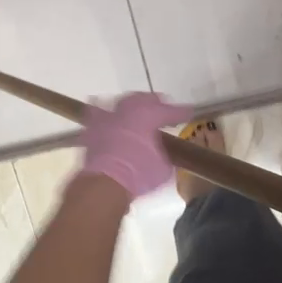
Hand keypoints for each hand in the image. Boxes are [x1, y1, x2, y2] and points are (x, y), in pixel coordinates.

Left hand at [77, 92, 194, 198]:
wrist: (104, 182)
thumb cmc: (139, 174)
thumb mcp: (163, 168)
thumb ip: (164, 154)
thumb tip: (162, 155)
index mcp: (149, 115)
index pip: (169, 110)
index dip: (181, 112)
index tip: (189, 113)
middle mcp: (128, 111)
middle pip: (143, 99)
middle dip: (154, 103)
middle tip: (161, 109)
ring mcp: (108, 118)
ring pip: (121, 104)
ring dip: (130, 107)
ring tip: (136, 112)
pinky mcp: (92, 130)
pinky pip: (99, 117)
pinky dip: (107, 119)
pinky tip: (109, 121)